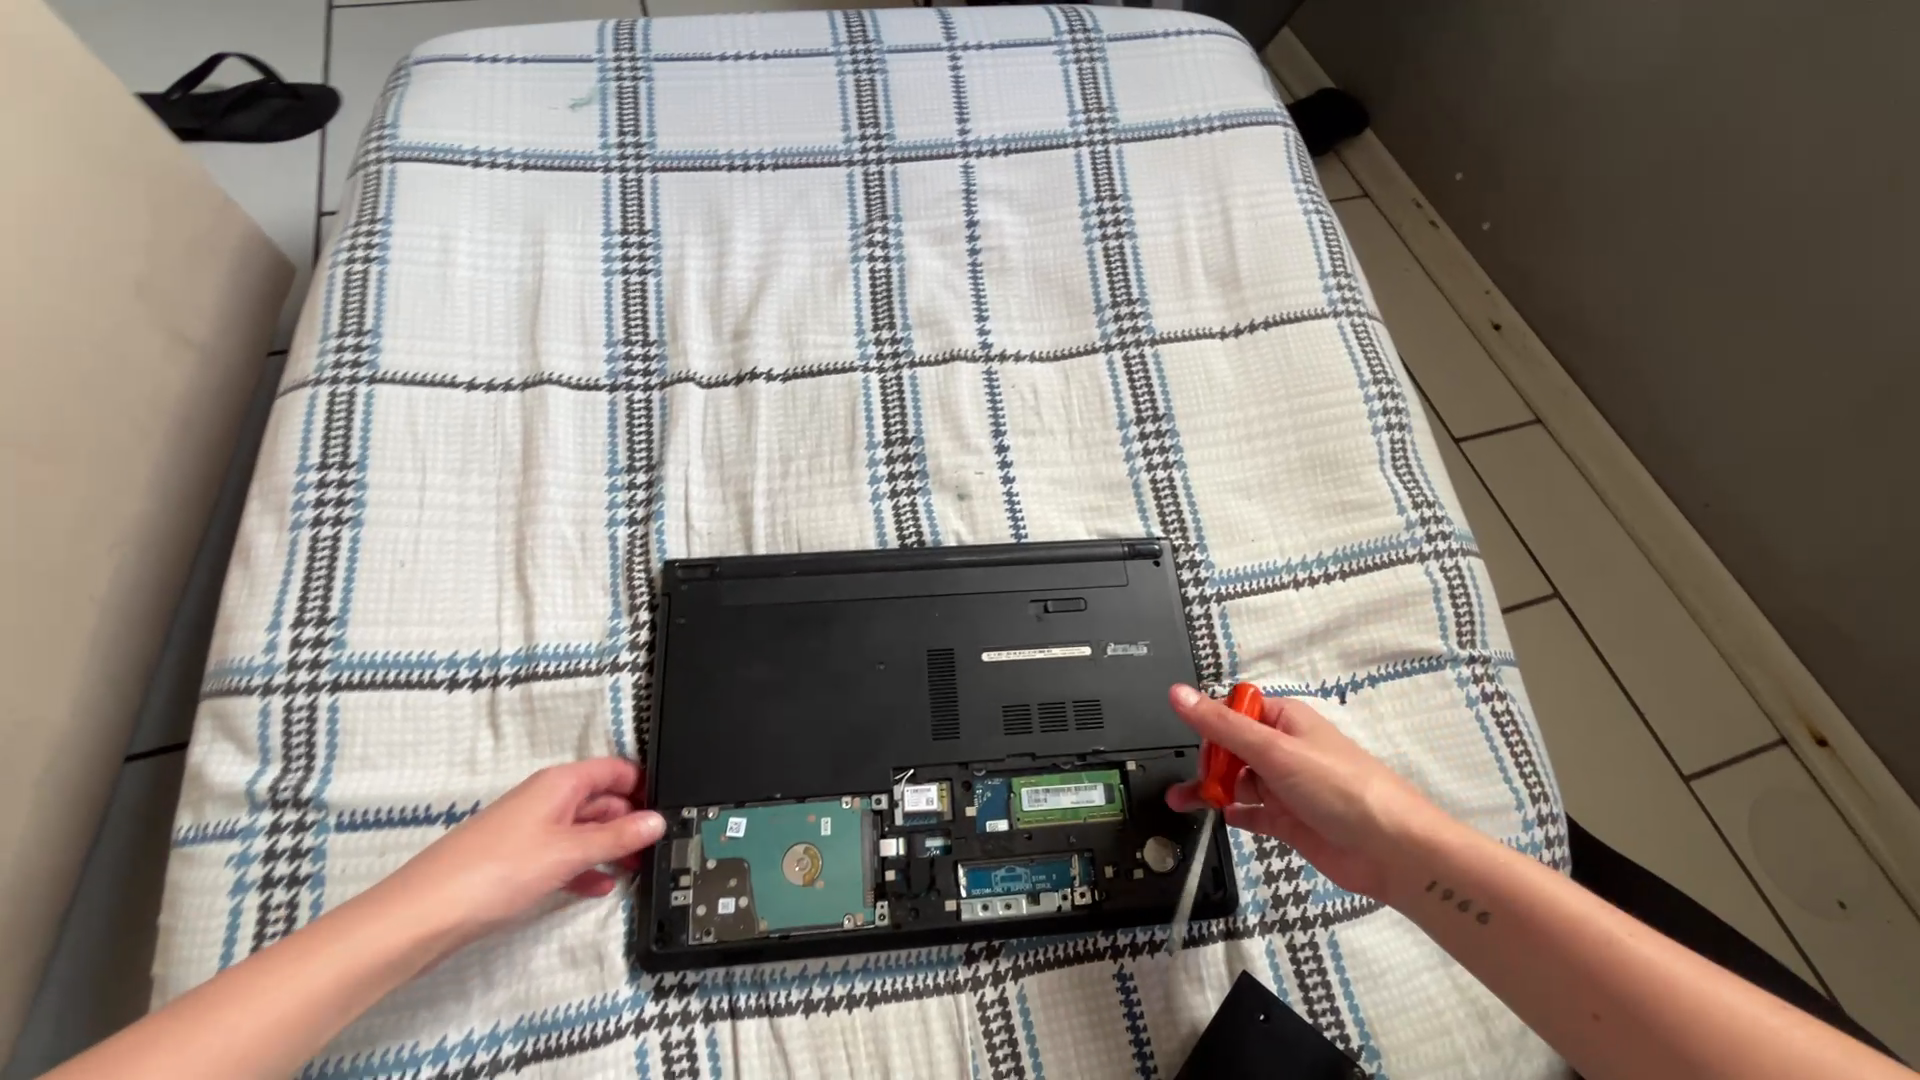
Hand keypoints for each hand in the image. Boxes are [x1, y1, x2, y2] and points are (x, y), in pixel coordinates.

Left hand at [377, 758, 665, 942]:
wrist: (423, 916)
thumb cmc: (495, 871)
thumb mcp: (569, 852)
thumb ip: (617, 837)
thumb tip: (657, 820)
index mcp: (560, 783)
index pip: (616, 769)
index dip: (644, 786)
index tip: (669, 809)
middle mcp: (547, 799)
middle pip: (602, 800)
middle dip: (630, 820)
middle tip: (658, 846)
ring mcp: (531, 830)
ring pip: (584, 829)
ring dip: (610, 847)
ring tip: (637, 869)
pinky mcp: (518, 861)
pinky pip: (564, 855)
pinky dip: (584, 867)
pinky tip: (599, 886)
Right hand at [1163, 684, 1443, 900]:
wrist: (1394, 852)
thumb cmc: (1339, 789)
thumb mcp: (1275, 750)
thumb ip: (1221, 725)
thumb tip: (1177, 692)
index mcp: (1285, 721)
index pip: (1235, 712)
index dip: (1212, 726)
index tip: (1197, 746)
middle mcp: (1284, 750)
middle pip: (1231, 749)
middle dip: (1208, 763)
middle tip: (1198, 782)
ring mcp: (1286, 787)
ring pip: (1236, 782)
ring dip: (1209, 790)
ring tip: (1179, 802)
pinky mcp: (1289, 821)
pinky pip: (1251, 813)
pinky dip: (1232, 814)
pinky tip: (1215, 817)